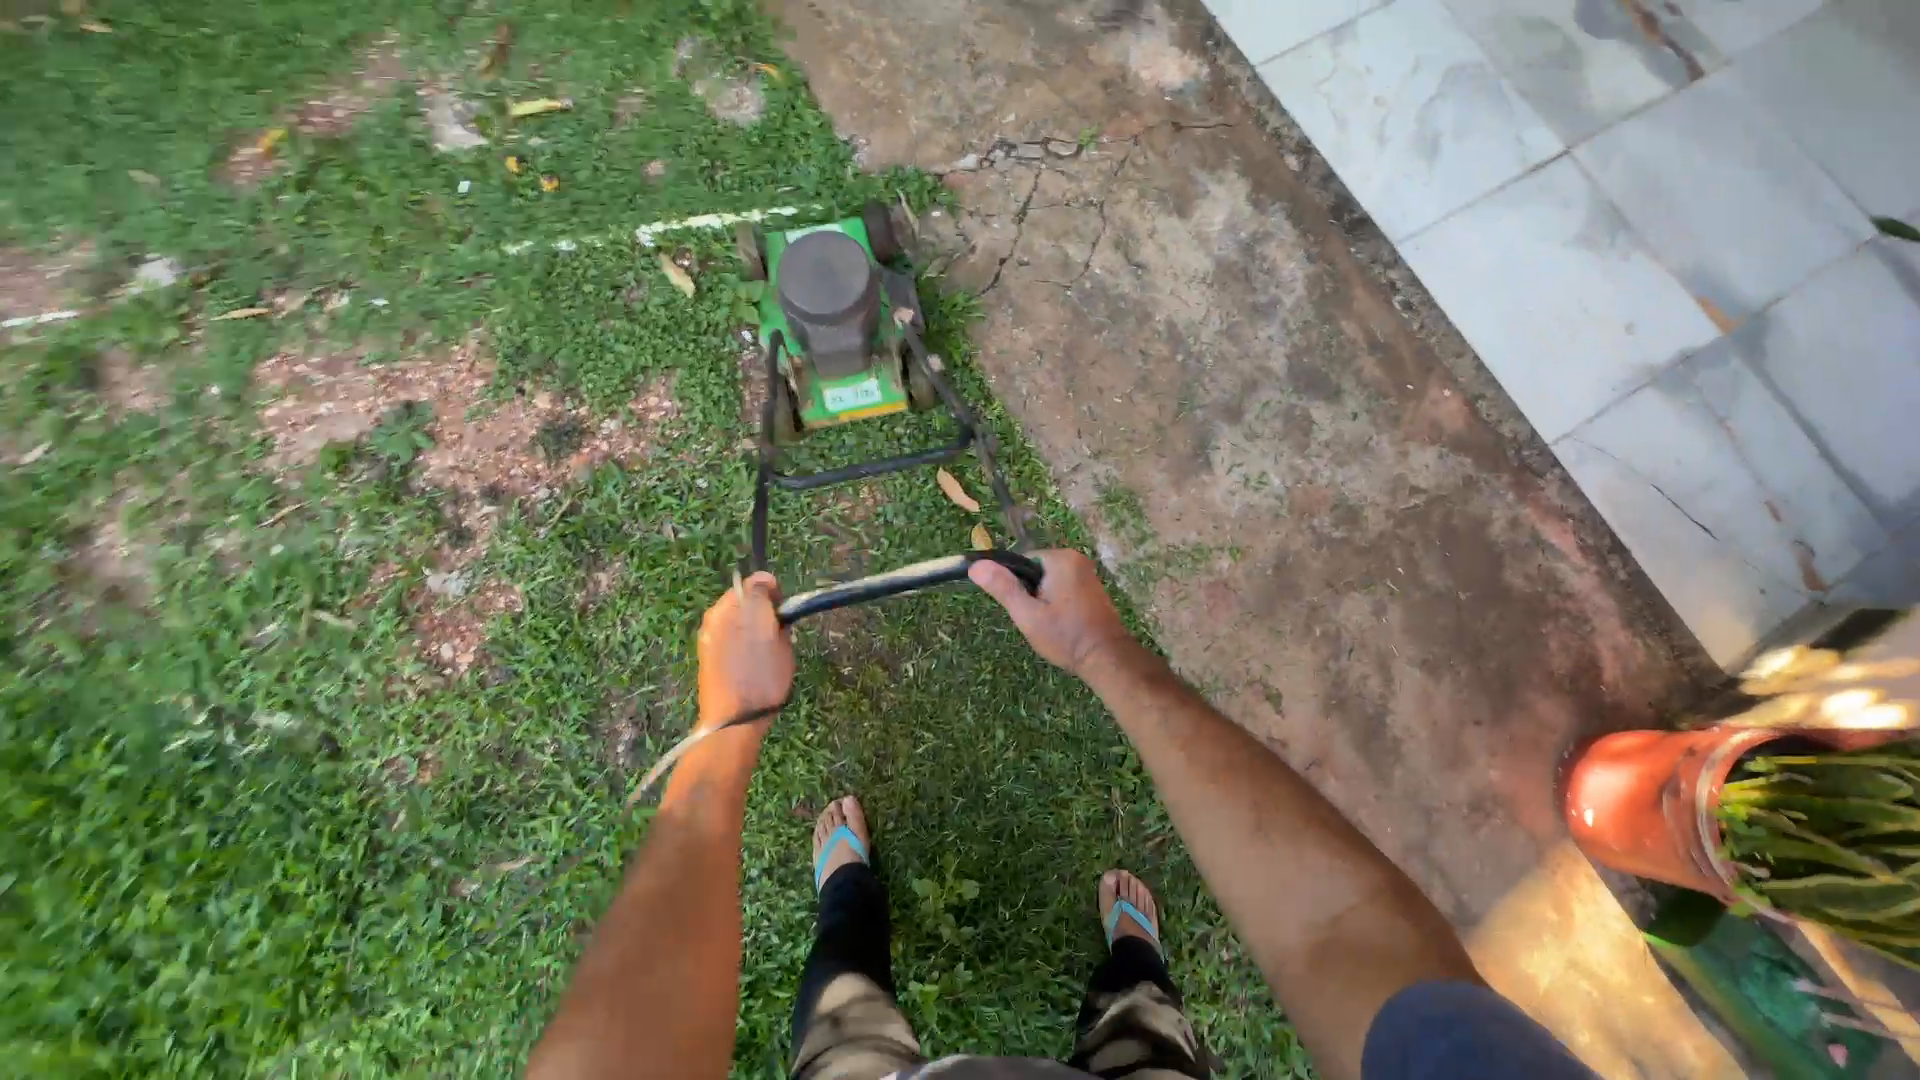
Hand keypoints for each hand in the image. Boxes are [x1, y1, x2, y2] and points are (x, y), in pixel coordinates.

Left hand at [695, 571, 794, 728]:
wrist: (733, 717)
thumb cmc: (764, 680)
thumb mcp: (782, 646)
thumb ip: (777, 618)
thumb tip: (772, 605)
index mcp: (739, 608)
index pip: (757, 582)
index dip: (774, 591)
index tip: (784, 608)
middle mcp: (718, 614)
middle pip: (742, 597)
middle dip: (759, 607)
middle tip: (776, 627)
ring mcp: (707, 632)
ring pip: (732, 614)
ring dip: (746, 621)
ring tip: (762, 644)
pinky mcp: (703, 649)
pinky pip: (724, 630)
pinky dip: (736, 635)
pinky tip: (746, 655)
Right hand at [968, 549, 1134, 677]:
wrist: (1106, 658)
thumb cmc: (1065, 636)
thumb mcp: (1028, 615)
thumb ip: (1003, 588)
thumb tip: (976, 565)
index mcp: (1060, 559)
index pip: (1022, 561)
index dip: (1016, 585)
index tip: (1022, 608)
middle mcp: (1077, 558)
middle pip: (1036, 570)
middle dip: (1031, 593)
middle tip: (1036, 619)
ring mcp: (1088, 573)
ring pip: (1049, 581)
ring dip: (1044, 600)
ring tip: (1048, 624)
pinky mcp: (1093, 588)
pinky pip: (1064, 588)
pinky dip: (1058, 603)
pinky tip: (1061, 623)